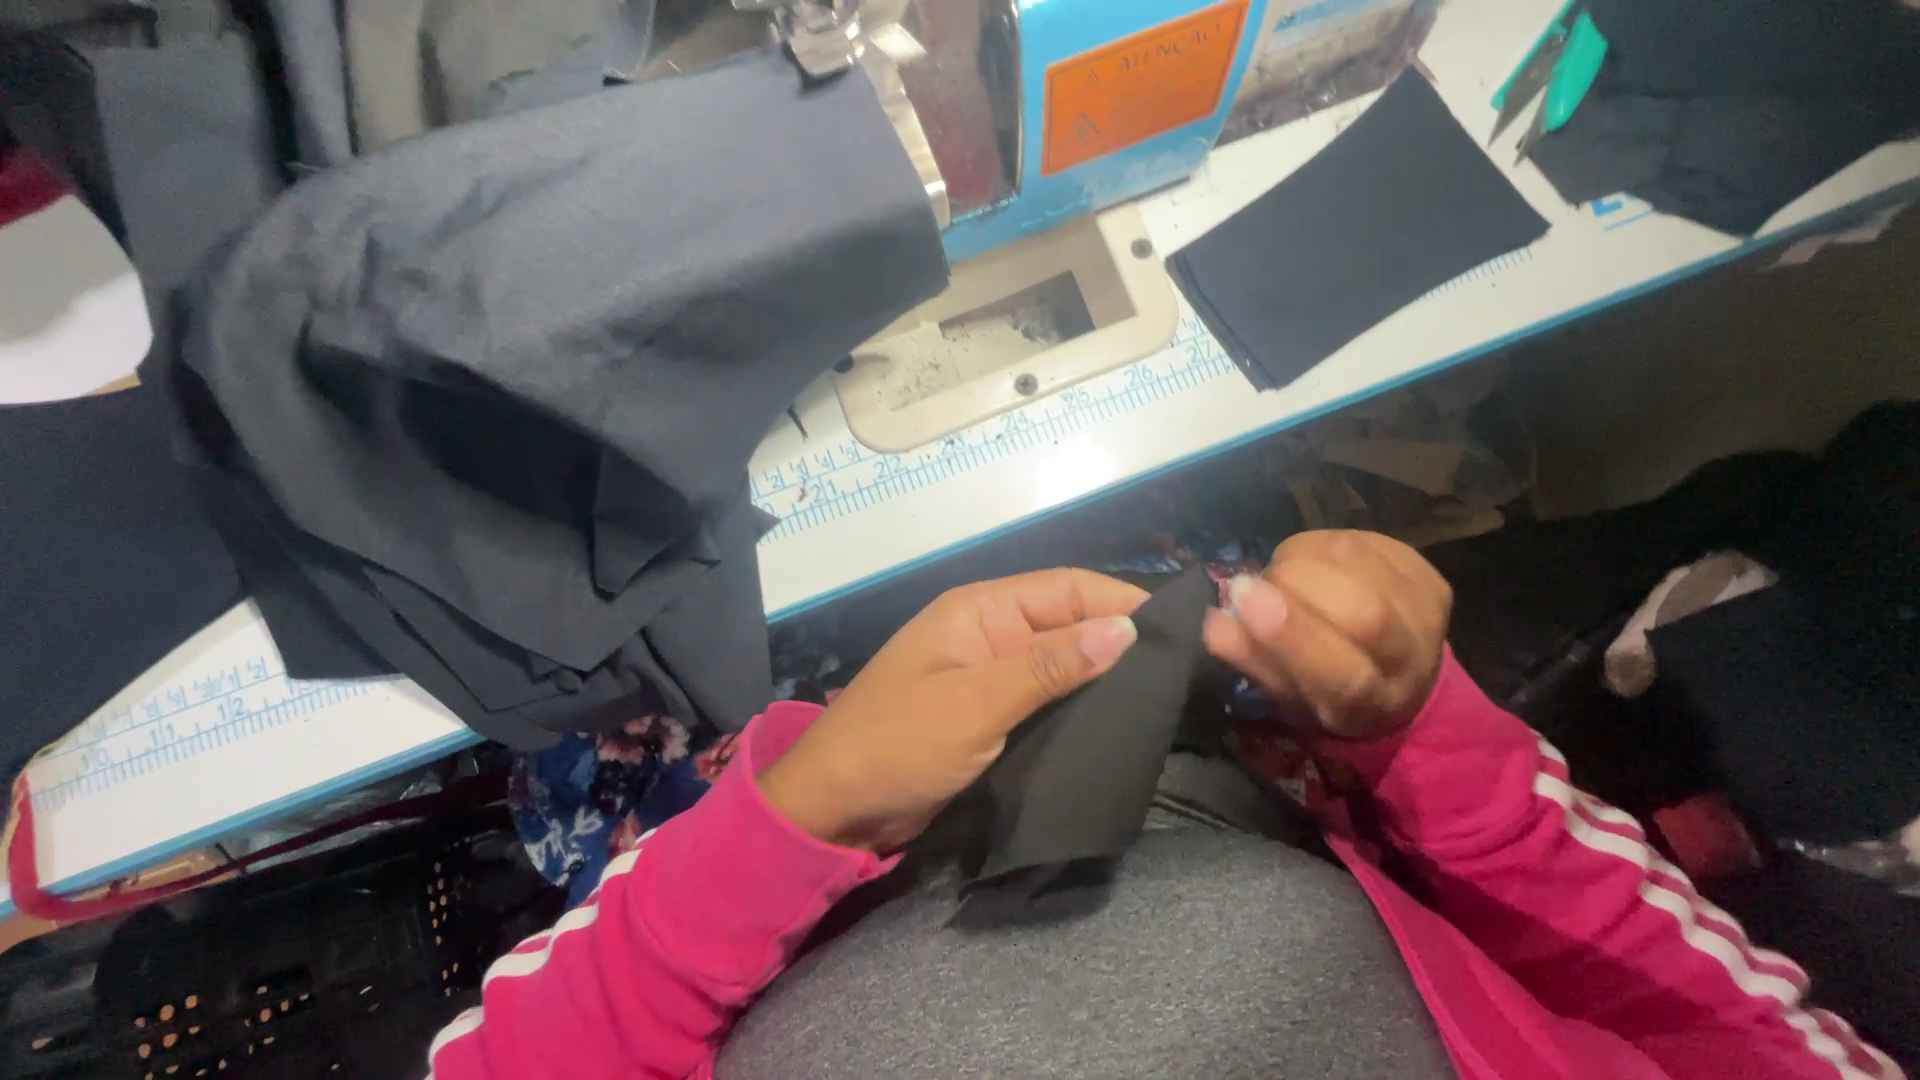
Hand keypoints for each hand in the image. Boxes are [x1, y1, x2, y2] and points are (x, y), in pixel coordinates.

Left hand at [758, 569, 1147, 852]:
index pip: (1065, 588)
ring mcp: (988, 674)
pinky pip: (1043, 697)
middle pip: (1067, 621)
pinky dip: (1076, 703)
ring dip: (1101, 674)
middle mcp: (989, 632)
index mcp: (980, 610)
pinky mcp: (989, 714)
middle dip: (1119, 639)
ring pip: (1060, 661)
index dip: (1121, 601)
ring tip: (1162, 694)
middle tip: (1183, 668)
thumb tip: (1125, 630)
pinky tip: (1114, 720)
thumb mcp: (976, 703)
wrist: (835, 808)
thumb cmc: (898, 744)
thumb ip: (1049, 666)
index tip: (1182, 626)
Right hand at [1204, 530, 1450, 739]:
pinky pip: (1358, 538)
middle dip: (1289, 582)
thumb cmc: (1326, 690)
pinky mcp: (1424, 567)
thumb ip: (1251, 659)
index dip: (1290, 633)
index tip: (1241, 595)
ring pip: (1352, 559)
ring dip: (1297, 560)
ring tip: (1282, 580)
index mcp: (1373, 705)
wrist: (1399, 670)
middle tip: (1252, 587)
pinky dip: (1316, 546)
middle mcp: (1413, 656)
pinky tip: (1311, 565)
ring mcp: (1426, 605)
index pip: (1343, 674)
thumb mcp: (1283, 694)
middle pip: (1359, 608)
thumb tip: (1215, 620)